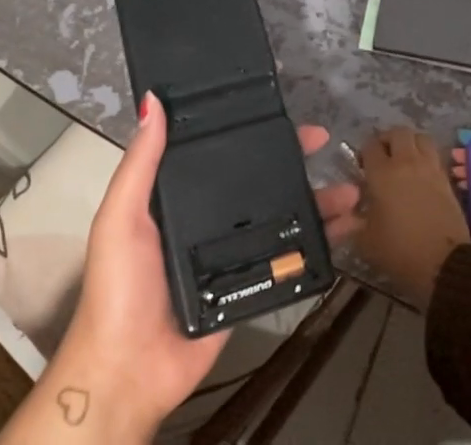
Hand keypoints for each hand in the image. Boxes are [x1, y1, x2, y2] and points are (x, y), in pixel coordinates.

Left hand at [0, 98, 360, 441]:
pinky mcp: (251, 284)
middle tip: (325, 145)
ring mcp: (232, 253)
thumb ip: (140, 163)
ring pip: (281, 218)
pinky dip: (318, 244)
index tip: (278, 115)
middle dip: (294, 164)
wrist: (134, 369)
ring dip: (316, 203)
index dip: (248, 133)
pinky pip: (288, 258)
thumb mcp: (122, 218)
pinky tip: (343, 231)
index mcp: (175, 200)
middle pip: (258, 184)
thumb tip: (153, 102)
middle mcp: (207, 220)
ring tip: (349, 192)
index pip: (217, 156)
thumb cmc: (121, 288)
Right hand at [357, 128, 470, 308]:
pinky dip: (425, 157)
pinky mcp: (447, 180)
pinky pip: (434, 156)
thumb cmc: (399, 251)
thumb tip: (350, 208)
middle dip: (387, 139)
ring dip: (410, 143)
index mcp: (383, 173)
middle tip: (382, 156)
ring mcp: (431, 169)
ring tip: (403, 160)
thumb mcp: (365, 240)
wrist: (444, 264)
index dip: (363, 152)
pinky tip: (419, 175)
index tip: (361, 166)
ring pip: (421, 138)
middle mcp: (408, 163)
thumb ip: (354, 218)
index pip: (370, 146)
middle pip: (399, 132)